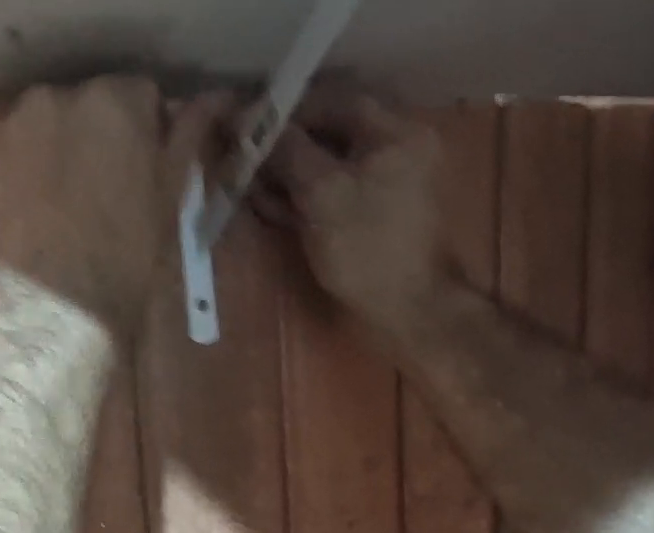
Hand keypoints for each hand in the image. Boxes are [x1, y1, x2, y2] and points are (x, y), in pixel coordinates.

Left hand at [0, 77, 223, 339]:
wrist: (63, 308)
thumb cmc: (129, 255)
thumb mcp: (171, 195)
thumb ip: (190, 135)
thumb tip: (218, 98)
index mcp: (117, 98)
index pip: (144, 95)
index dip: (150, 131)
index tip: (150, 166)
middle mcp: (63, 94)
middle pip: (96, 102)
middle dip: (107, 132)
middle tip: (115, 184)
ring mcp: (21, 121)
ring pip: (58, 119)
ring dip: (70, 143)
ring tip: (79, 196)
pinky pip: (27, 140)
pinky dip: (39, 159)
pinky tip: (49, 200)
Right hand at [259, 93, 446, 340]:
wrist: (409, 310)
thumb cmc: (368, 248)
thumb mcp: (322, 194)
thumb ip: (289, 152)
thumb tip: (251, 122)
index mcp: (395, 130)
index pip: (332, 100)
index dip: (285, 112)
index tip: (244, 126)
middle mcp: (396, 146)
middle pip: (329, 132)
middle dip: (284, 148)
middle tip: (244, 161)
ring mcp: (387, 182)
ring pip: (327, 165)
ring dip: (288, 175)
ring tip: (251, 190)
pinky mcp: (375, 214)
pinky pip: (334, 192)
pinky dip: (305, 198)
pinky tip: (274, 209)